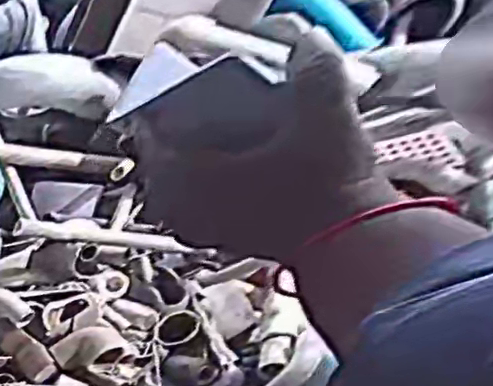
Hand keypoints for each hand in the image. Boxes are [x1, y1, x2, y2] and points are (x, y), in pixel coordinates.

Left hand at [132, 31, 398, 259]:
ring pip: (164, 194)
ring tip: (186, 146)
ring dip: (171, 169)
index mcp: (192, 177)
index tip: (154, 100)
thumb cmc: (324, 184)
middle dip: (161, 143)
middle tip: (169, 120)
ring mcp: (192, 226)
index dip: (153, 117)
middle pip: (154, 169)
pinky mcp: (208, 238)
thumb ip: (311, 69)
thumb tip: (304, 40)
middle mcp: (182, 207)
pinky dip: (185, 191)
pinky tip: (205, 178)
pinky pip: (180, 212)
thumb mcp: (322, 112)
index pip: (154, 141)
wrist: (339, 236)